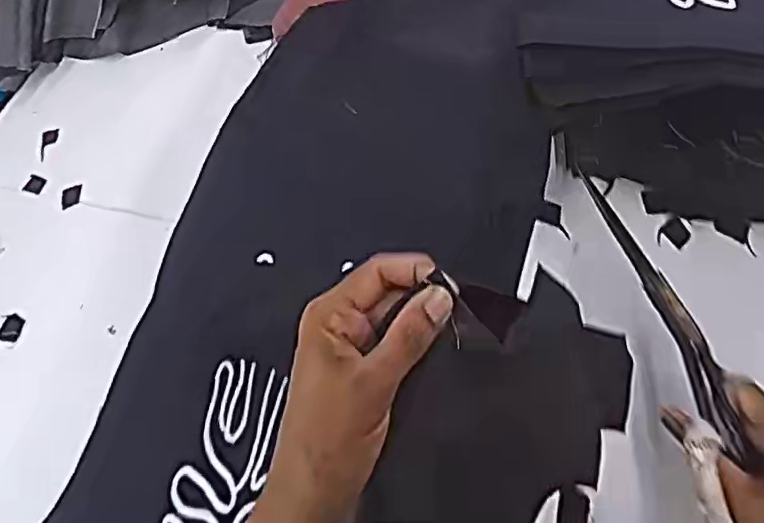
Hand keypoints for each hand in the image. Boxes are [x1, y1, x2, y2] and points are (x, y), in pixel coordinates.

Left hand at [252, 254, 453, 522]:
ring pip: (393, 316)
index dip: (414, 270)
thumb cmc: (323, 444)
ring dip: (418, 320)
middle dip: (420, 296)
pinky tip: (426, 352)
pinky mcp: (360, 367)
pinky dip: (412, 341)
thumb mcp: (374, 382)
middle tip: (451, 309)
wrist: (311, 494)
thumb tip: (437, 297)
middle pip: (387, 290)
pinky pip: (391, 340)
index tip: (446, 284)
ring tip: (442, 330)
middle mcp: (336, 323)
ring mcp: (348, 345)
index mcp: (328, 313)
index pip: (376, 270)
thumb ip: (409, 335)